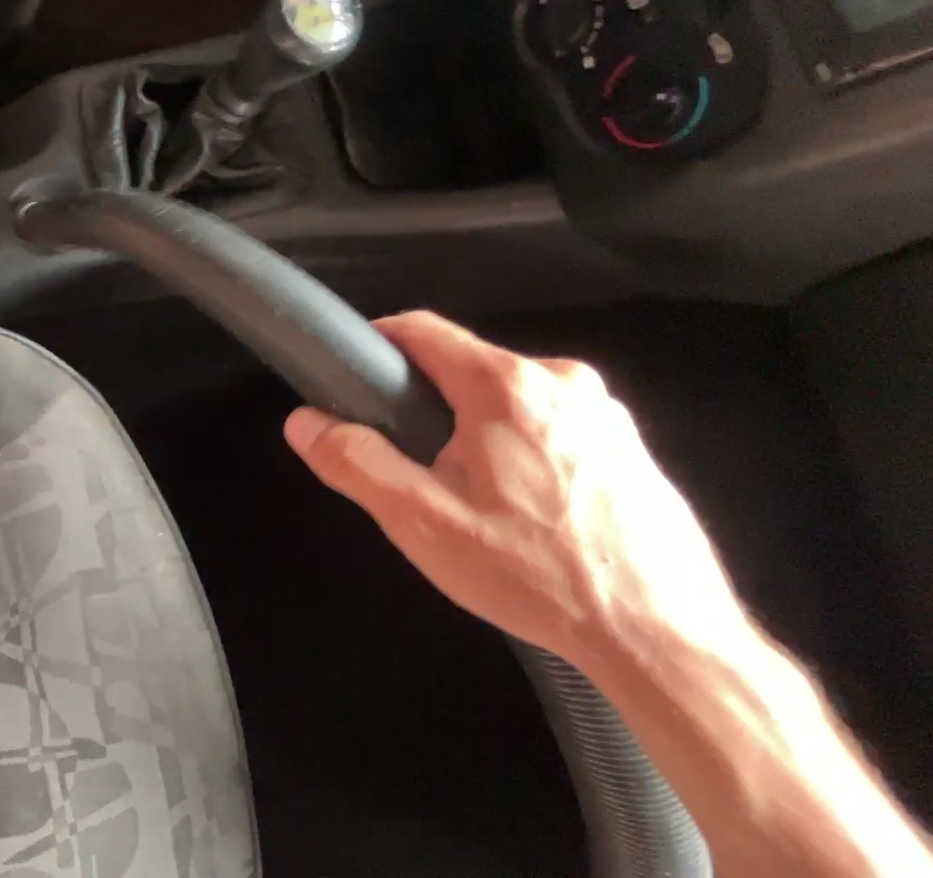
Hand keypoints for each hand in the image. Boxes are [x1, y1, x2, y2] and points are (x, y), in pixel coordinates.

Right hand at [283, 311, 750, 670]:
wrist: (664, 640)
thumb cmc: (532, 572)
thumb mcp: (419, 520)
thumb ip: (353, 460)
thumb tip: (304, 421)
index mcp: (507, 386)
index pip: (422, 330)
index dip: (376, 343)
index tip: (351, 376)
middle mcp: (564, 382)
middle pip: (466, 366)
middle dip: (426, 401)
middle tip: (408, 462)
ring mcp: (607, 414)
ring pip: (510, 399)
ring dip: (474, 429)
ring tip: (465, 497)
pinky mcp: (634, 449)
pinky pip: (552, 428)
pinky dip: (521, 451)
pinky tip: (523, 513)